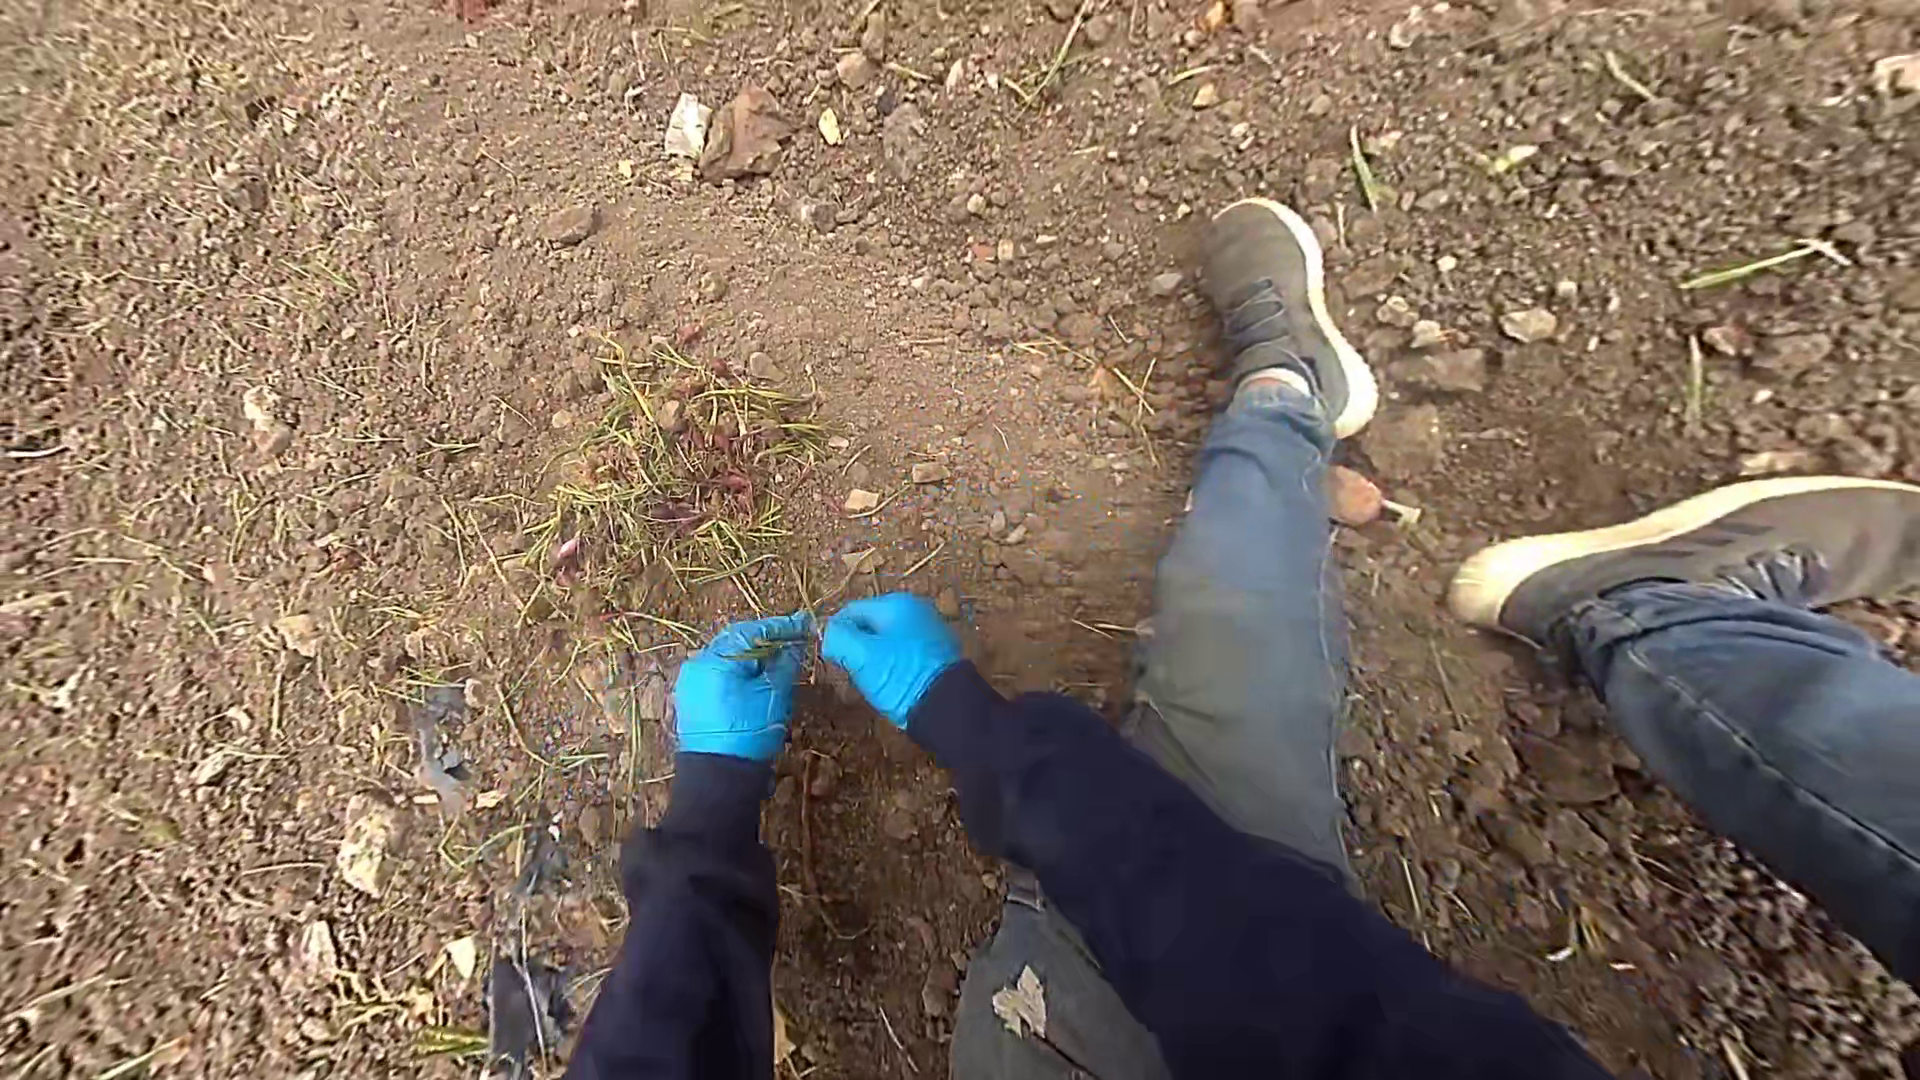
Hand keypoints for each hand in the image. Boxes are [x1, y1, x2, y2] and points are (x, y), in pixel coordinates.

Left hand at [673, 612, 811, 761]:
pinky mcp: (694, 701)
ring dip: (755, 656)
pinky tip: (760, 678)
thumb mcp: (775, 693)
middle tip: (793, 640)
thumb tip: (796, 641)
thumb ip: (786, 661)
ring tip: (780, 659)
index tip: (803, 623)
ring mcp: (692, 685)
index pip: (752, 631)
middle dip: (767, 640)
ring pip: (729, 659)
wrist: (720, 779)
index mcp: (714, 660)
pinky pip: (721, 675)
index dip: (780, 627)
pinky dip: (742, 671)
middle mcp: (698, 666)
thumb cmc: (750, 731)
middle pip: (737, 641)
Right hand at [821, 593, 961, 728]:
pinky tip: (889, 687)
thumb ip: (838, 637)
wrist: (947, 707)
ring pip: (883, 643)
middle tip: (851, 673)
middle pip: (868, 627)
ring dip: (870, 662)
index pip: (851, 611)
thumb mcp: (861, 655)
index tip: (833, 659)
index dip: (836, 634)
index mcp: (897, 604)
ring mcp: (926, 633)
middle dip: (854, 650)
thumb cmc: (900, 676)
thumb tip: (827, 632)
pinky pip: (900, 656)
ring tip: (871, 684)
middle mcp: (915, 612)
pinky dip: (889, 669)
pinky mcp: (933, 656)